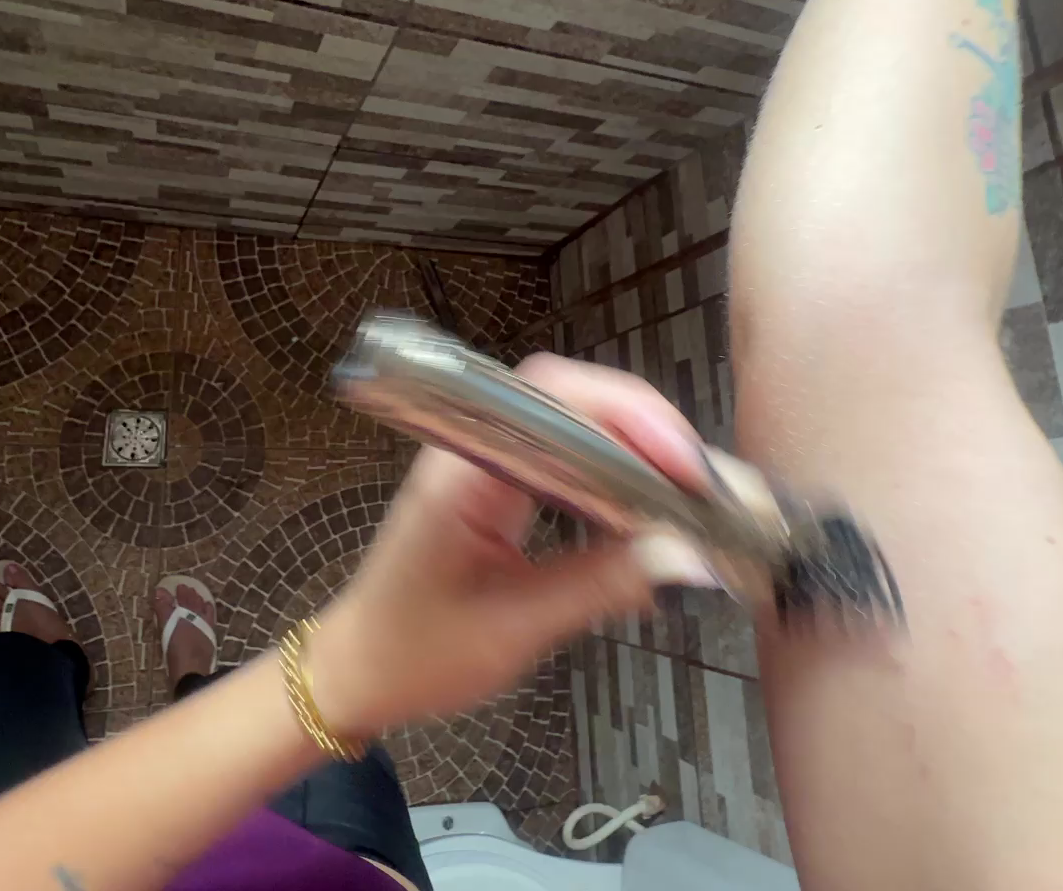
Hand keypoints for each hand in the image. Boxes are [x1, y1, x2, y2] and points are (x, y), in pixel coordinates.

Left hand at [305, 355, 708, 737]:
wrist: (360, 666)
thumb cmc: (418, 652)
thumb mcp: (514, 628)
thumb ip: (599, 586)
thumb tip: (688, 557)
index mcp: (464, 469)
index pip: (550, 396)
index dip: (625, 415)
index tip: (681, 466)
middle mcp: (474, 448)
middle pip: (570, 399)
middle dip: (645, 429)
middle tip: (702, 484)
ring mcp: (484, 462)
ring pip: (573, 424)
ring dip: (634, 450)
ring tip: (689, 494)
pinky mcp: (496, 484)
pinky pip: (564, 457)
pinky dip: (611, 474)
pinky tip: (644, 508)